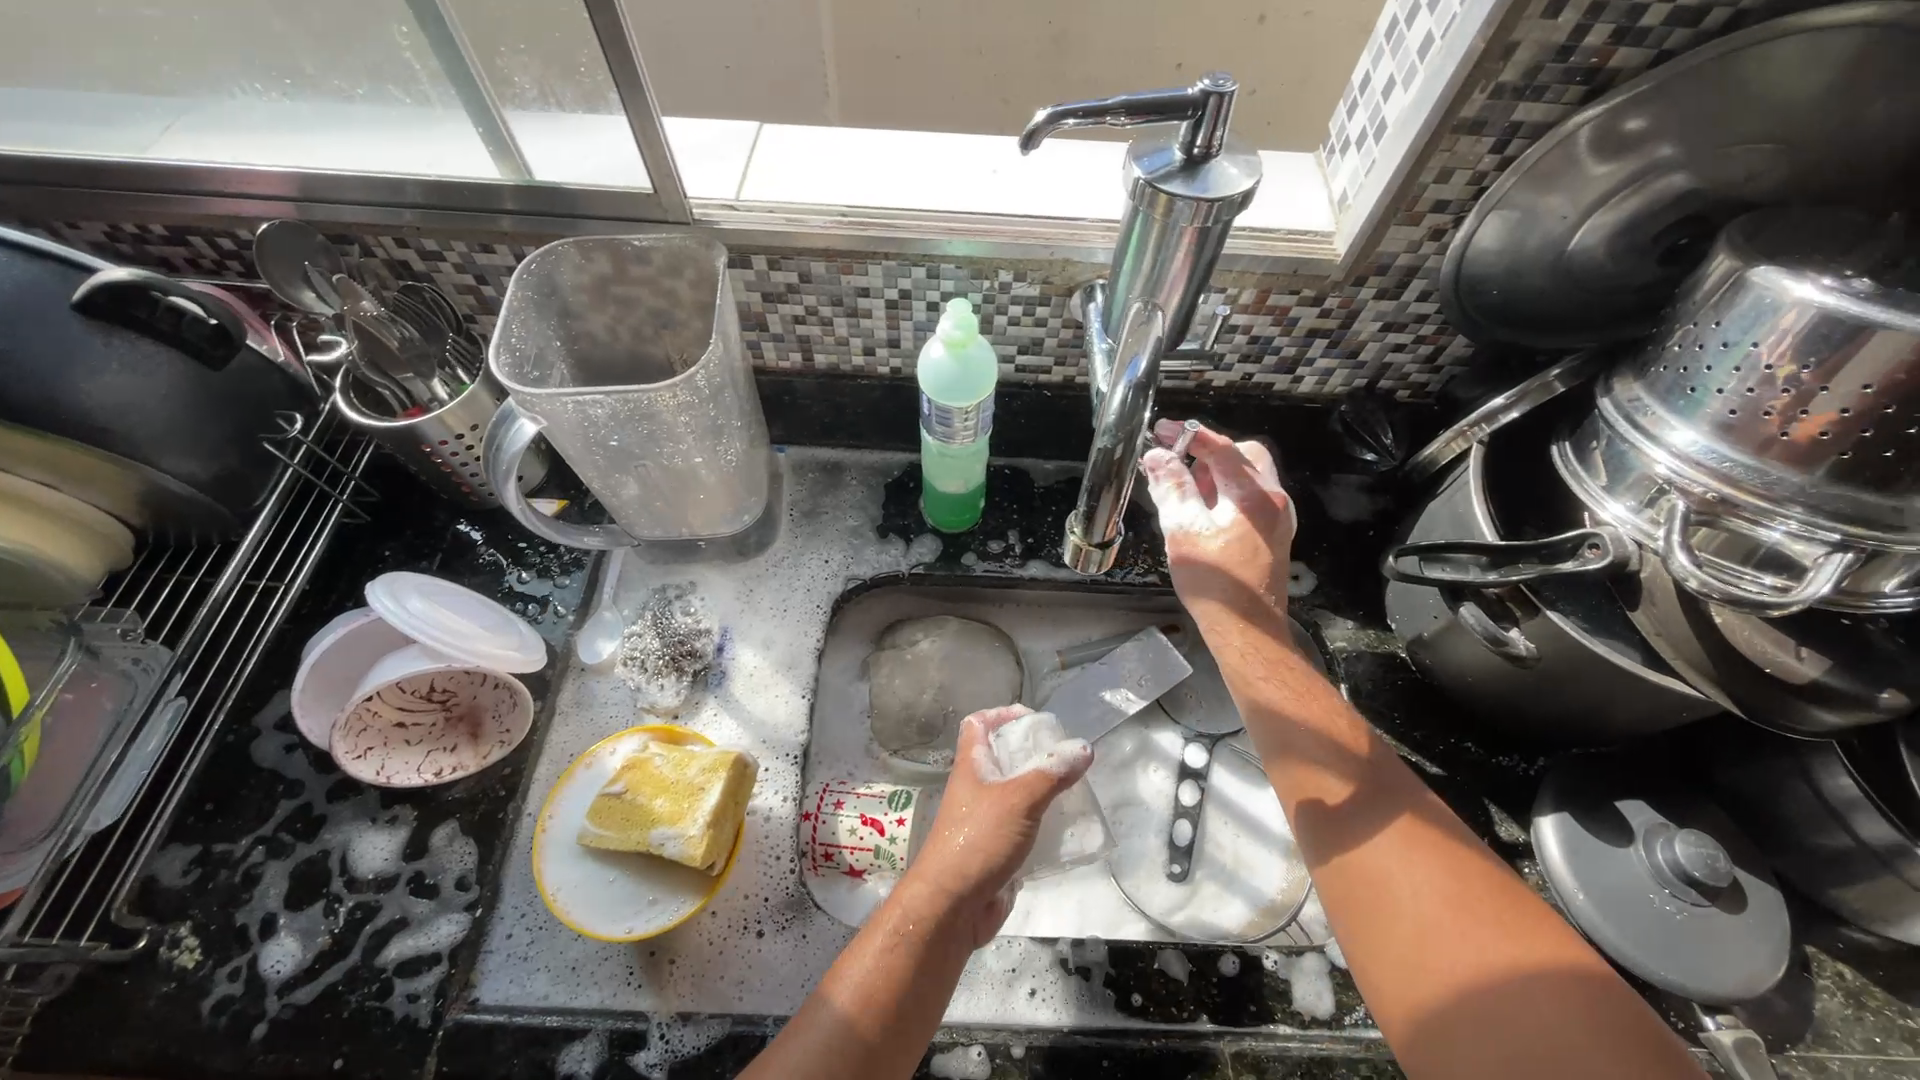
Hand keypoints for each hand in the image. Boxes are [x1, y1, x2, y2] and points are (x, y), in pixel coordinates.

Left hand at [895, 705, 1092, 947]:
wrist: (952, 906)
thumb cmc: (978, 841)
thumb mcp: (1019, 800)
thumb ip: (1051, 773)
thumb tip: (1083, 748)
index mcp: (972, 766)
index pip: (978, 724)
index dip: (1002, 714)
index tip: (1033, 720)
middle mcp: (976, 789)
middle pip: (1004, 760)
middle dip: (1035, 756)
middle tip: (1067, 759)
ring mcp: (985, 821)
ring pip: (1018, 796)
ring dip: (1044, 793)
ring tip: (1076, 792)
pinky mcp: (997, 851)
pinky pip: (1025, 830)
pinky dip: (1045, 827)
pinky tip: (1070, 831)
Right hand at [1139, 419, 1295, 619]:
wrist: (1247, 629)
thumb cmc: (1214, 582)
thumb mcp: (1183, 530)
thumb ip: (1172, 488)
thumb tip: (1158, 457)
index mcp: (1253, 494)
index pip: (1221, 448)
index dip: (1188, 435)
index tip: (1161, 431)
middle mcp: (1274, 499)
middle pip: (1243, 456)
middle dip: (1208, 454)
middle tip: (1178, 466)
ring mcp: (1278, 517)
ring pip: (1247, 477)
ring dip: (1215, 475)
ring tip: (1185, 494)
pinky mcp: (1273, 534)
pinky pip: (1249, 498)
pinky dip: (1225, 494)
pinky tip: (1203, 515)